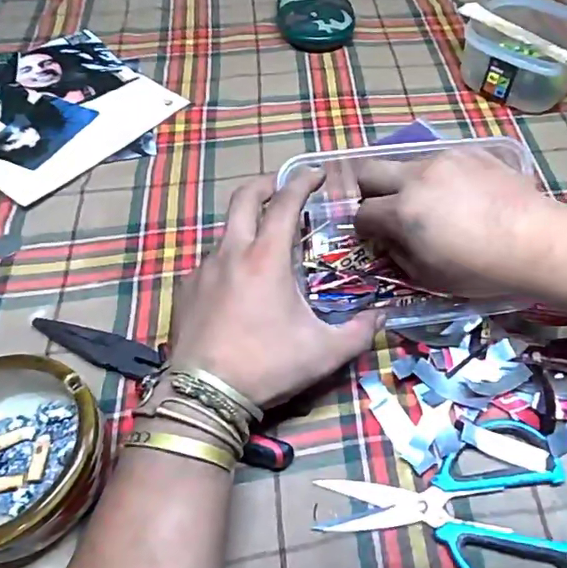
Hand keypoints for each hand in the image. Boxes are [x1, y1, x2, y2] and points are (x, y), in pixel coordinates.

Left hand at [168, 169, 384, 405]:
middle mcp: (231, 254)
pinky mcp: (185, 289)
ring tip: (263, 249)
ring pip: (225, 233)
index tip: (315, 174)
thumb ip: (358, 333)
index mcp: (266, 259)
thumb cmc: (267, 367)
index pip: (285, 203)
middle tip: (282, 188)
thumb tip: (382, 318)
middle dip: (265, 185)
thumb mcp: (323, 353)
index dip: (302, 182)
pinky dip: (227, 263)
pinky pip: (209, 264)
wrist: (204, 393)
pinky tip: (236, 287)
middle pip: (243, 198)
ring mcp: (202, 270)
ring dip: (246, 228)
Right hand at [352, 145, 566, 297]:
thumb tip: (387, 242)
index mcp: (403, 211)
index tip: (375, 238)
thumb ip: (398, 255)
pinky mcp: (471, 152)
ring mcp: (445, 159)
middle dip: (368, 192)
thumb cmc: (480, 268)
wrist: (538, 241)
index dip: (364, 229)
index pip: (362, 213)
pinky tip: (460, 196)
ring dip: (407, 184)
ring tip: (433, 205)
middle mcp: (417, 177)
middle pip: (369, 171)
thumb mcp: (429, 276)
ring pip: (407, 164)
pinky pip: (440, 161)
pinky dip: (439, 177)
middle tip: (387, 211)